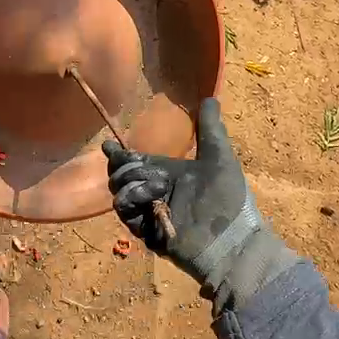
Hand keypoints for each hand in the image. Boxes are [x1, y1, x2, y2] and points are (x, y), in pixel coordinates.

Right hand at [102, 98, 295, 305]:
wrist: (231, 240)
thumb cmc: (228, 199)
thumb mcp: (219, 158)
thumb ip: (211, 129)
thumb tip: (210, 98)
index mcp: (167, 172)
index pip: (134, 159)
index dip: (118, 152)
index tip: (108, 144)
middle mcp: (153, 191)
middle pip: (120, 173)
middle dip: (124, 165)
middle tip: (141, 165)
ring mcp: (147, 210)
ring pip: (118, 190)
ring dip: (131, 181)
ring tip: (156, 184)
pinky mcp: (144, 229)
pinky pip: (124, 210)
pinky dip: (132, 199)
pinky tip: (151, 196)